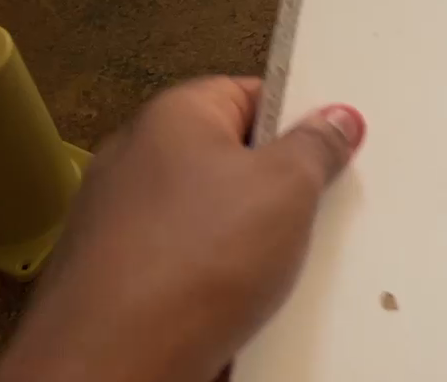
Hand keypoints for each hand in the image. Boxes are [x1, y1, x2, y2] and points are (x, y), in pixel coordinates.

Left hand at [0, 77, 363, 381]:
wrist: (112, 373)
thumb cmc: (199, 258)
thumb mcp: (290, 181)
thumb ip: (319, 141)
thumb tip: (335, 119)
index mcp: (169, 119)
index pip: (254, 92)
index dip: (300, 112)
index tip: (334, 135)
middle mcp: (134, 163)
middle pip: (237, 152)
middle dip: (284, 173)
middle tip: (321, 190)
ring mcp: (121, 224)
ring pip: (222, 206)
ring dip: (262, 224)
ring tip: (292, 243)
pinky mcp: (121, 278)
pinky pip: (198, 252)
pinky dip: (230, 264)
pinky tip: (258, 281)